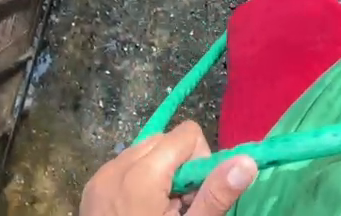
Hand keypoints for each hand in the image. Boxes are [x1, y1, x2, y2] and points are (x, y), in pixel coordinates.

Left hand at [79, 122, 255, 215]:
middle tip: (178, 210)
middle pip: (166, 140)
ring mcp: (100, 177)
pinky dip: (140, 179)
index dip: (200, 162)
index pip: (188, 133)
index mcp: (141, 175)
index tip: (193, 198)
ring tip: (158, 212)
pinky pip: (126, 164)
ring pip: (146, 150)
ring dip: (160, 172)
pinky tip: (139, 212)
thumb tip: (249, 160)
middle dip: (180, 167)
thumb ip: (216, 194)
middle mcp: (117, 167)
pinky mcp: (92, 188)